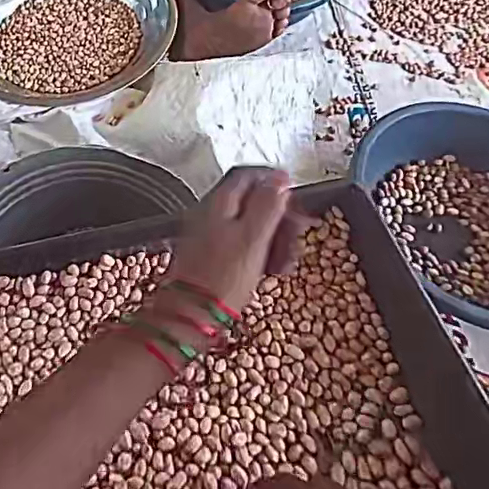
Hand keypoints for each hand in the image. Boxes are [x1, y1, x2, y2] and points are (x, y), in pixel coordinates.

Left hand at [162, 166, 306, 316]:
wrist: (191, 313)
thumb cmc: (224, 276)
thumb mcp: (253, 237)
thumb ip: (267, 205)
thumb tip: (280, 179)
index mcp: (219, 202)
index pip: (248, 175)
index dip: (275, 181)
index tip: (296, 196)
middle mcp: (210, 212)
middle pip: (250, 200)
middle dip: (278, 214)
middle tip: (297, 232)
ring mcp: (208, 233)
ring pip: (248, 223)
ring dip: (273, 236)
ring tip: (285, 260)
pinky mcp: (210, 254)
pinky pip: (240, 243)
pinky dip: (259, 251)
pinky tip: (271, 269)